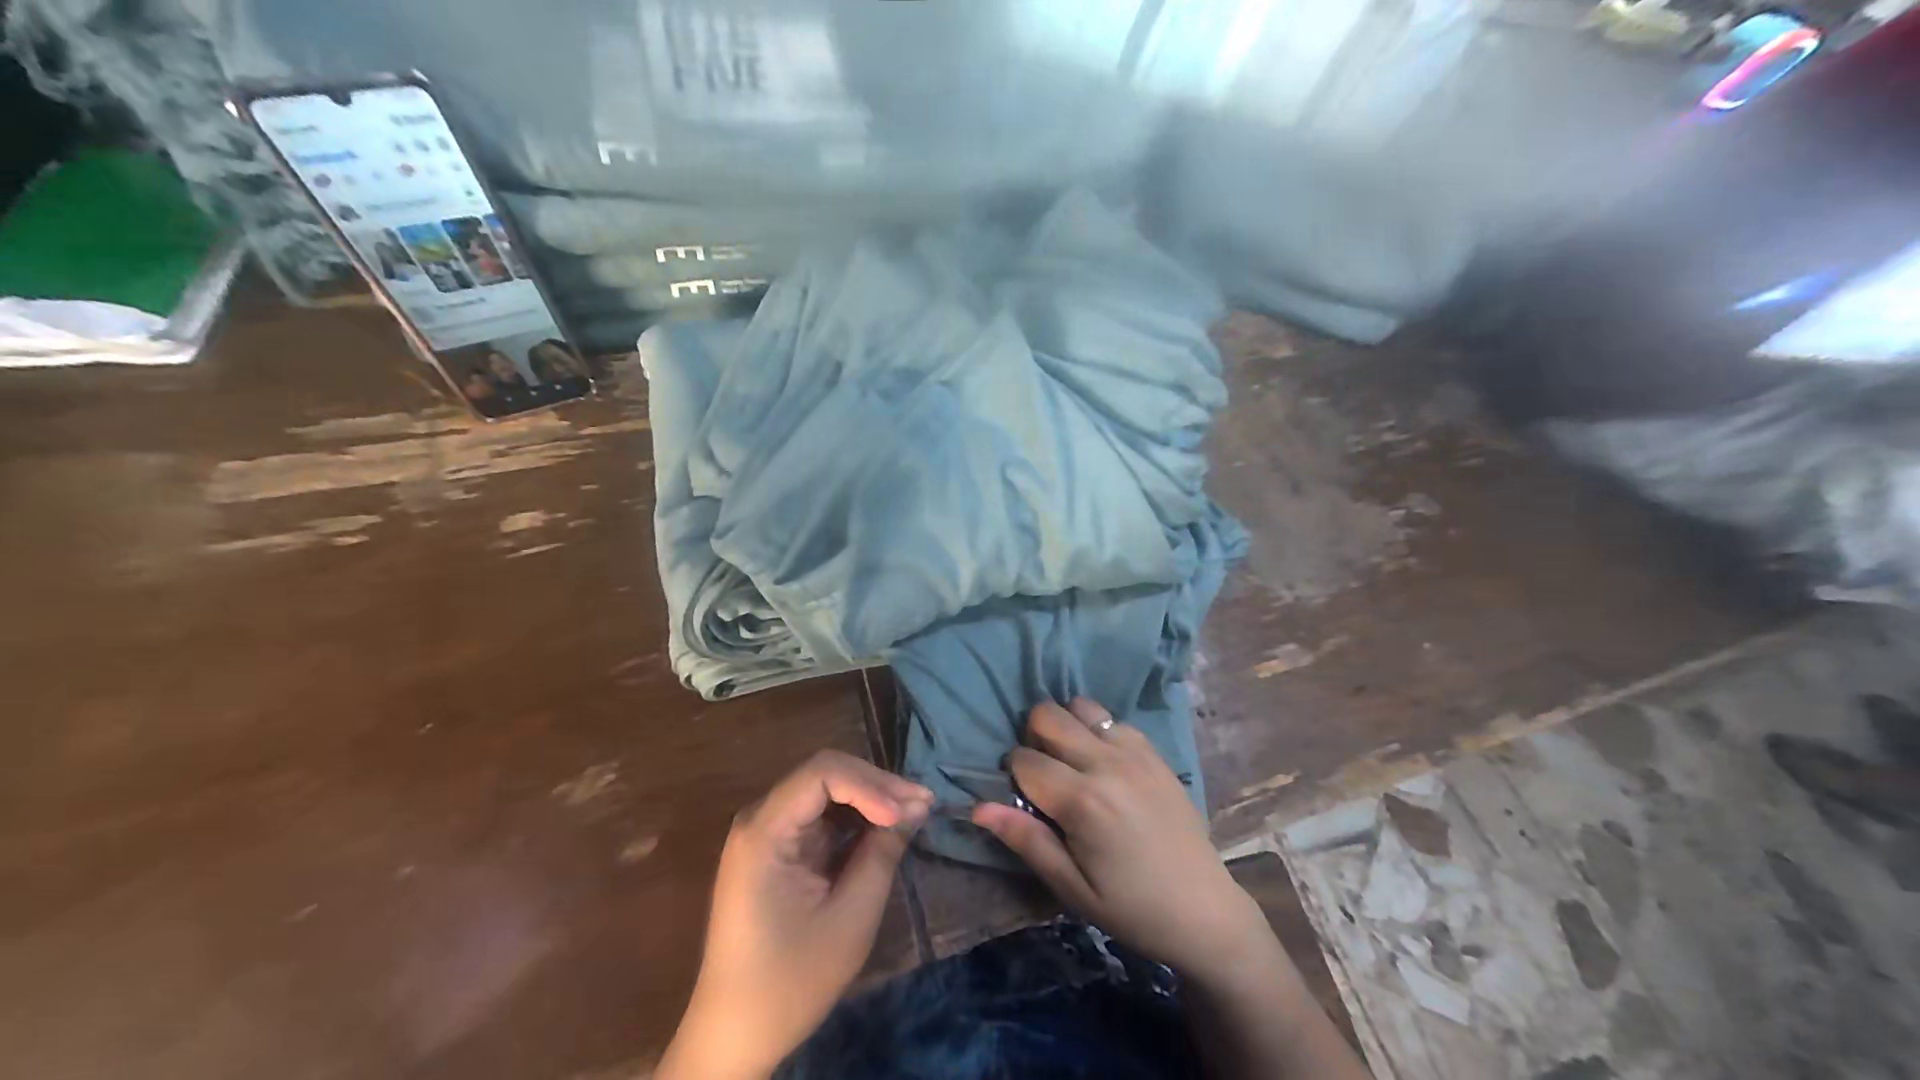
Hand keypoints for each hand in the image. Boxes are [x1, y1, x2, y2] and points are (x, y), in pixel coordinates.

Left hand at [658, 751, 931, 1079]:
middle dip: (876, 786)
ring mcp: (767, 833)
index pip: (822, 774)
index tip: (906, 814)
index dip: (870, 784)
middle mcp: (760, 819)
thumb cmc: (791, 980)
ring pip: (826, 791)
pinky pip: (821, 817)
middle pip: (824, 775)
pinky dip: (856, 818)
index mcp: (764, 832)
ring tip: (913, 812)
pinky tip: (886, 827)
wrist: (736, 1032)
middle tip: (923, 805)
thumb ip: (881, 854)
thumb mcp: (849, 919)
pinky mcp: (778, 850)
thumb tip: (914, 807)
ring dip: (870, 799)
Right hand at [972, 699, 1267, 980]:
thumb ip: (1025, 839)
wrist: (1204, 910)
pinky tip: (1103, 765)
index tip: (1028, 803)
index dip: (1014, 778)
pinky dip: (1097, 731)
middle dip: (1033, 740)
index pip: (1023, 759)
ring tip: (1072, 764)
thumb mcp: (1070, 887)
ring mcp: (1135, 752)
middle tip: (1046, 778)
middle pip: (1047, 715)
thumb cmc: (1130, 908)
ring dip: (1066, 728)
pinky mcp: (1154, 752)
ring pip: (1079, 706)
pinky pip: (1113, 719)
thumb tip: (977, 807)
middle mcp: (1107, 763)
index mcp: (1082, 800)